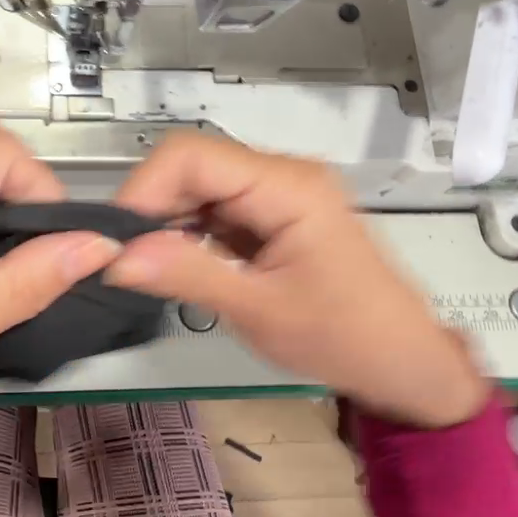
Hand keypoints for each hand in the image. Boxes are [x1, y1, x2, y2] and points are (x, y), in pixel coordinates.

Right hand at [106, 130, 487, 428]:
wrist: (400, 361)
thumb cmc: (343, 338)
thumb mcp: (258, 310)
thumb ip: (188, 275)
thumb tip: (116, 258)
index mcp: (287, 186)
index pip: (190, 155)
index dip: (144, 191)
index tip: (118, 242)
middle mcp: (282, 177)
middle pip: (192, 166)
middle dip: (151, 209)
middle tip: (125, 261)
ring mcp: (279, 196)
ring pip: (199, 188)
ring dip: (167, 224)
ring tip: (147, 268)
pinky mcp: (274, 218)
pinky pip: (216, 211)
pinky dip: (189, 235)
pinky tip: (179, 267)